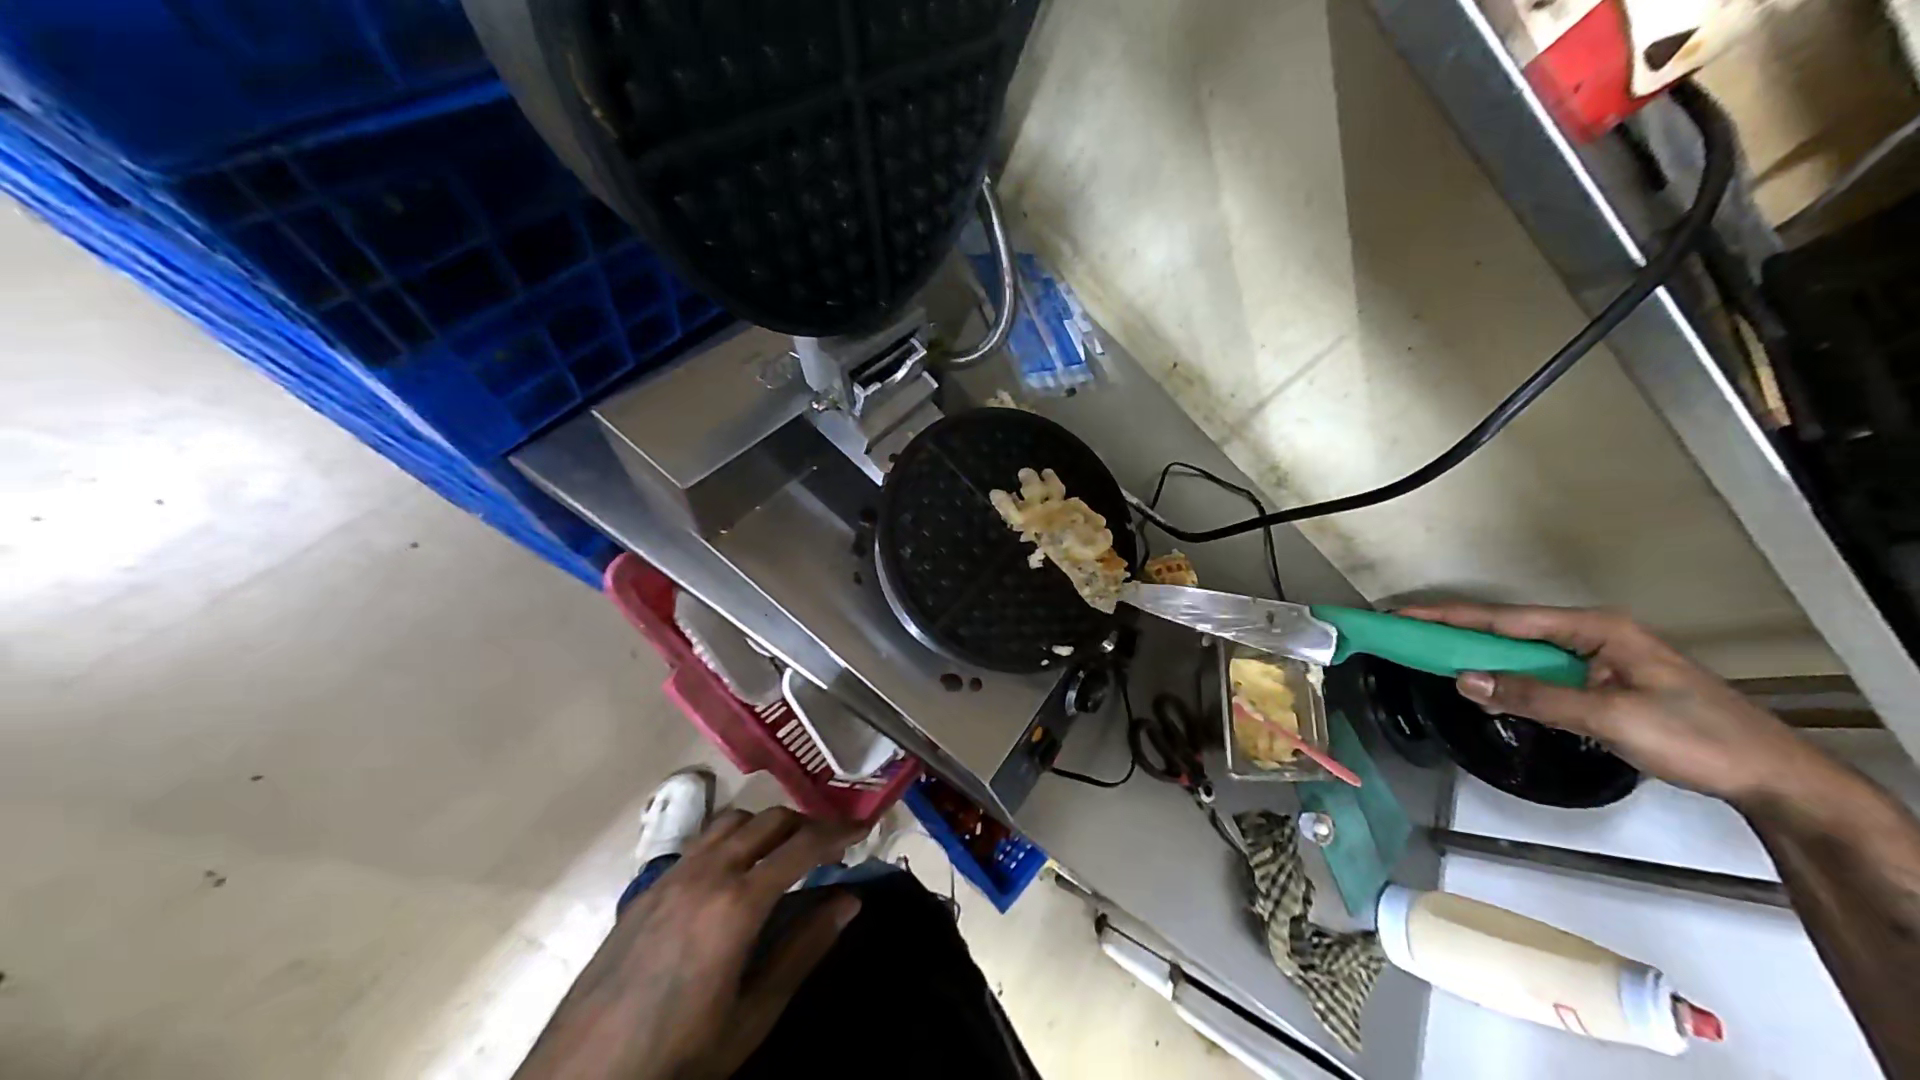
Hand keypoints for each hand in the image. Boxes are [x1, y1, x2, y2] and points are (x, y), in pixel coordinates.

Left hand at [515, 807, 862, 1079]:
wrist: (581, 1077)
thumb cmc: (678, 1057)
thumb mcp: (753, 1015)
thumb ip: (804, 950)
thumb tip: (850, 900)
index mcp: (737, 904)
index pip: (802, 846)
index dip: (838, 832)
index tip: (864, 829)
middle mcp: (706, 873)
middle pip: (770, 820)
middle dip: (807, 824)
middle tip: (831, 844)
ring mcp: (672, 875)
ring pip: (733, 821)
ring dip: (769, 825)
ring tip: (786, 851)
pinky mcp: (648, 887)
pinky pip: (702, 842)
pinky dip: (734, 838)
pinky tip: (736, 872)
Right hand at [1398, 603, 1821, 805]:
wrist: (1774, 779)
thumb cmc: (1697, 739)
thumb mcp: (1609, 718)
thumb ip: (1533, 696)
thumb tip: (1464, 679)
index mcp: (1595, 629)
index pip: (1505, 619)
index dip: (1449, 617)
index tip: (1403, 615)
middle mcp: (1592, 635)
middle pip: (1508, 630)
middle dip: (1456, 632)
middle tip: (1407, 635)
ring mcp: (1597, 659)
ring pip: (1521, 654)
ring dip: (1480, 659)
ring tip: (1432, 660)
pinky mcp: (1600, 684)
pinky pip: (1538, 675)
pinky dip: (1507, 681)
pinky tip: (1486, 693)